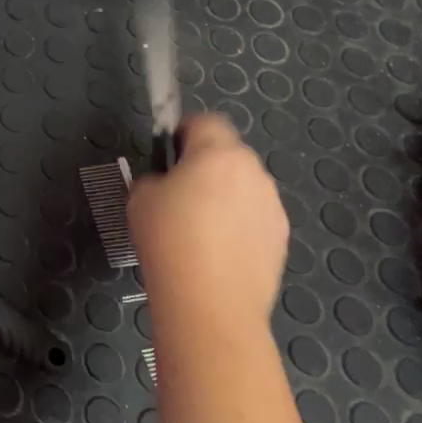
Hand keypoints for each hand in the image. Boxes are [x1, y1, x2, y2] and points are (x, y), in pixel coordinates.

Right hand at [127, 114, 287, 330]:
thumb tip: (169, 185)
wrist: (210, 301)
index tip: (166, 151)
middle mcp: (254, 174)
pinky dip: (237, 225)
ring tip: (197, 227)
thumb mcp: (140, 196)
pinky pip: (254, 218)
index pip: (205, 122)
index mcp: (219, 155)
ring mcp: (273, 208)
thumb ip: (156, 178)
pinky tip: (215, 250)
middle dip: (205, 165)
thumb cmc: (168, 238)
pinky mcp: (281, 240)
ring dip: (224, 195)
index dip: (183, 130)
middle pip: (228, 155)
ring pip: (243, 188)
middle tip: (176, 190)